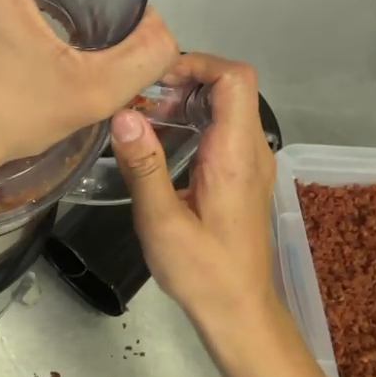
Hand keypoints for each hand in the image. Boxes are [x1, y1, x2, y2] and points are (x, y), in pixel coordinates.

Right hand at [109, 53, 279, 336]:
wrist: (238, 313)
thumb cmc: (201, 271)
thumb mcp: (161, 220)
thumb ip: (143, 165)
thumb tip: (124, 113)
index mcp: (234, 155)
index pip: (235, 78)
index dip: (197, 63)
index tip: (154, 79)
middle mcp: (251, 151)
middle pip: (231, 86)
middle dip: (185, 79)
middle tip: (140, 98)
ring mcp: (250, 164)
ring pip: (228, 107)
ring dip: (187, 100)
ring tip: (144, 118)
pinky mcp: (242, 177)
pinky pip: (224, 129)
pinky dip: (193, 121)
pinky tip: (160, 144)